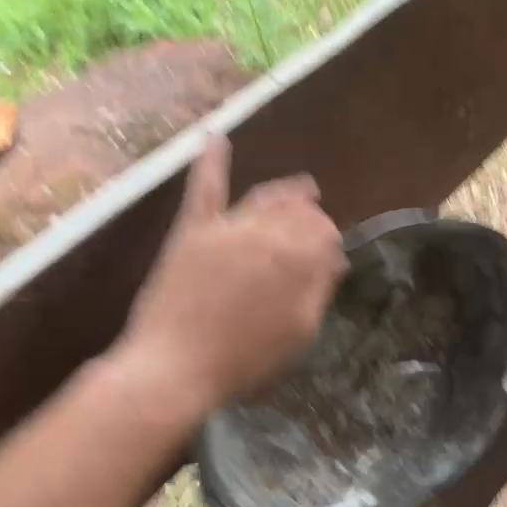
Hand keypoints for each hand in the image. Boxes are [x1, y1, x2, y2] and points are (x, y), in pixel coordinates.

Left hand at [112, 135, 344, 415]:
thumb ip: (319, 288)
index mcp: (298, 257)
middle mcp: (268, 232)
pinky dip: (210, 162)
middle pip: (300, 211)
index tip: (328, 260)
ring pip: (267, 197)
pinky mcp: (193, 231)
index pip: (326, 232)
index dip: (330, 243)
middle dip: (313, 218)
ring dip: (289, 191)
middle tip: (315, 233)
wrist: (172, 371)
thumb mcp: (300, 329)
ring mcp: (228, 228)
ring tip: (304, 188)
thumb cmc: (243, 358)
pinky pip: (205, 190)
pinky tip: (214, 136)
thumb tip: (334, 259)